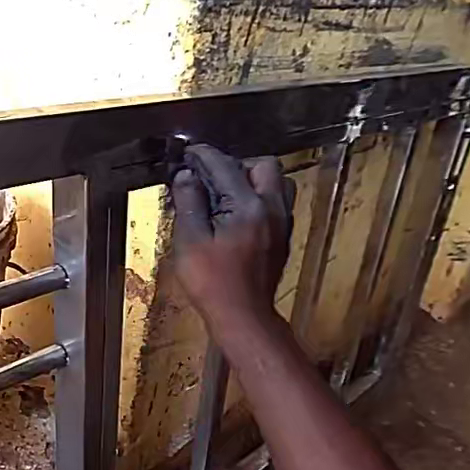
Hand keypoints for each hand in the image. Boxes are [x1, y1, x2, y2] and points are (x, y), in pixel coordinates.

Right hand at [171, 144, 295, 333]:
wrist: (242, 316)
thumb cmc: (213, 283)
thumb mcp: (190, 240)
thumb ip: (189, 202)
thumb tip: (187, 175)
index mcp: (249, 206)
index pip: (226, 166)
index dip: (204, 155)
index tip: (189, 153)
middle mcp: (272, 209)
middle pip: (263, 166)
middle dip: (236, 164)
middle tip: (210, 176)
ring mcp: (282, 224)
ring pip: (276, 183)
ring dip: (253, 180)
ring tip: (227, 193)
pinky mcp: (282, 238)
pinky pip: (277, 204)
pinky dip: (259, 198)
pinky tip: (238, 213)